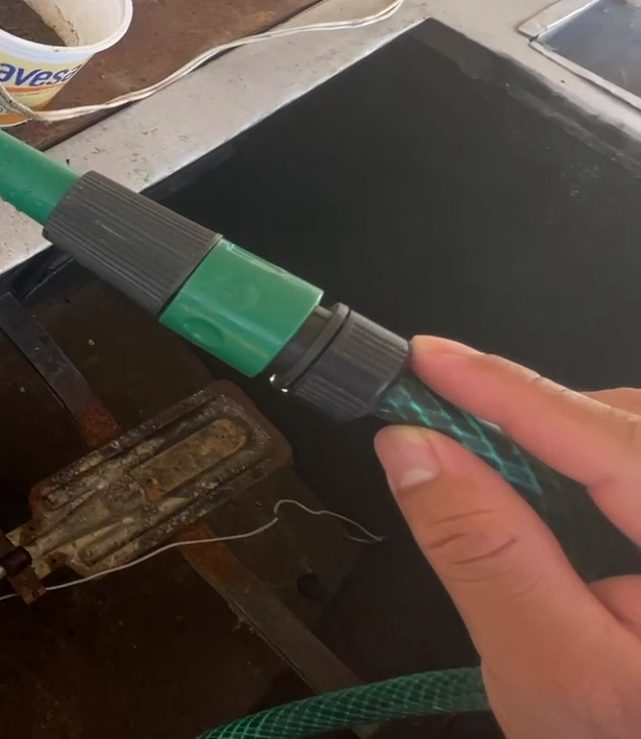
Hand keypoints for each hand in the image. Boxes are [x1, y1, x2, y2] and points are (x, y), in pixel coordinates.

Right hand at [374, 337, 640, 737]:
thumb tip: (411, 447)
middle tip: (444, 436)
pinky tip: (557, 511)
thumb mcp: (553, 673)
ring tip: (497, 487)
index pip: (617, 449)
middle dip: (539, 417)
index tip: (427, 356)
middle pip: (638, 431)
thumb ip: (482, 553)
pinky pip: (638, 476)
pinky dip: (592, 472)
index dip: (512, 391)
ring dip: (563, 445)